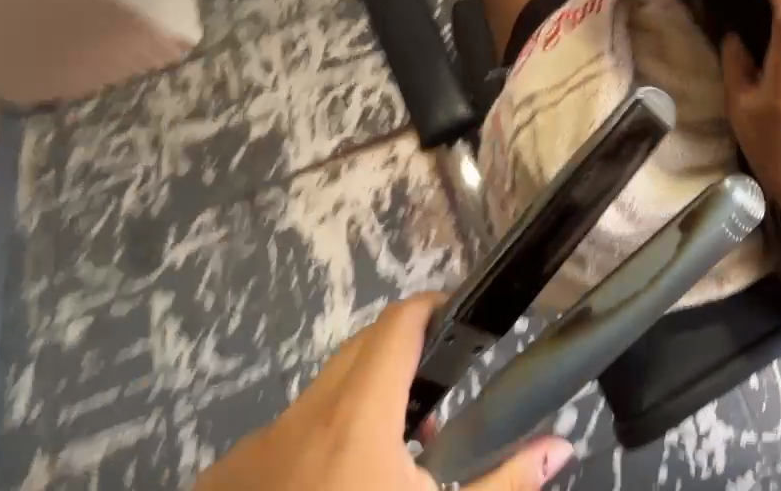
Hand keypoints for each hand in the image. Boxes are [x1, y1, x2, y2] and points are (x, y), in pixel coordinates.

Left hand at [193, 294, 573, 490]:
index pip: (398, 324)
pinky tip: (332, 490)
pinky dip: (316, 440)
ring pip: (319, 393)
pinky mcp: (221, 480)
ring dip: (360, 402)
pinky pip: (281, 435)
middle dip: (402, 357)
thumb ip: (505, 481)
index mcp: (356, 420)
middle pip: (360, 350)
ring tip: (386, 460)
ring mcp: (250, 452)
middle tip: (436, 402)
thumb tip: (559, 446)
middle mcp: (298, 420)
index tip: (459, 319)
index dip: (432, 308)